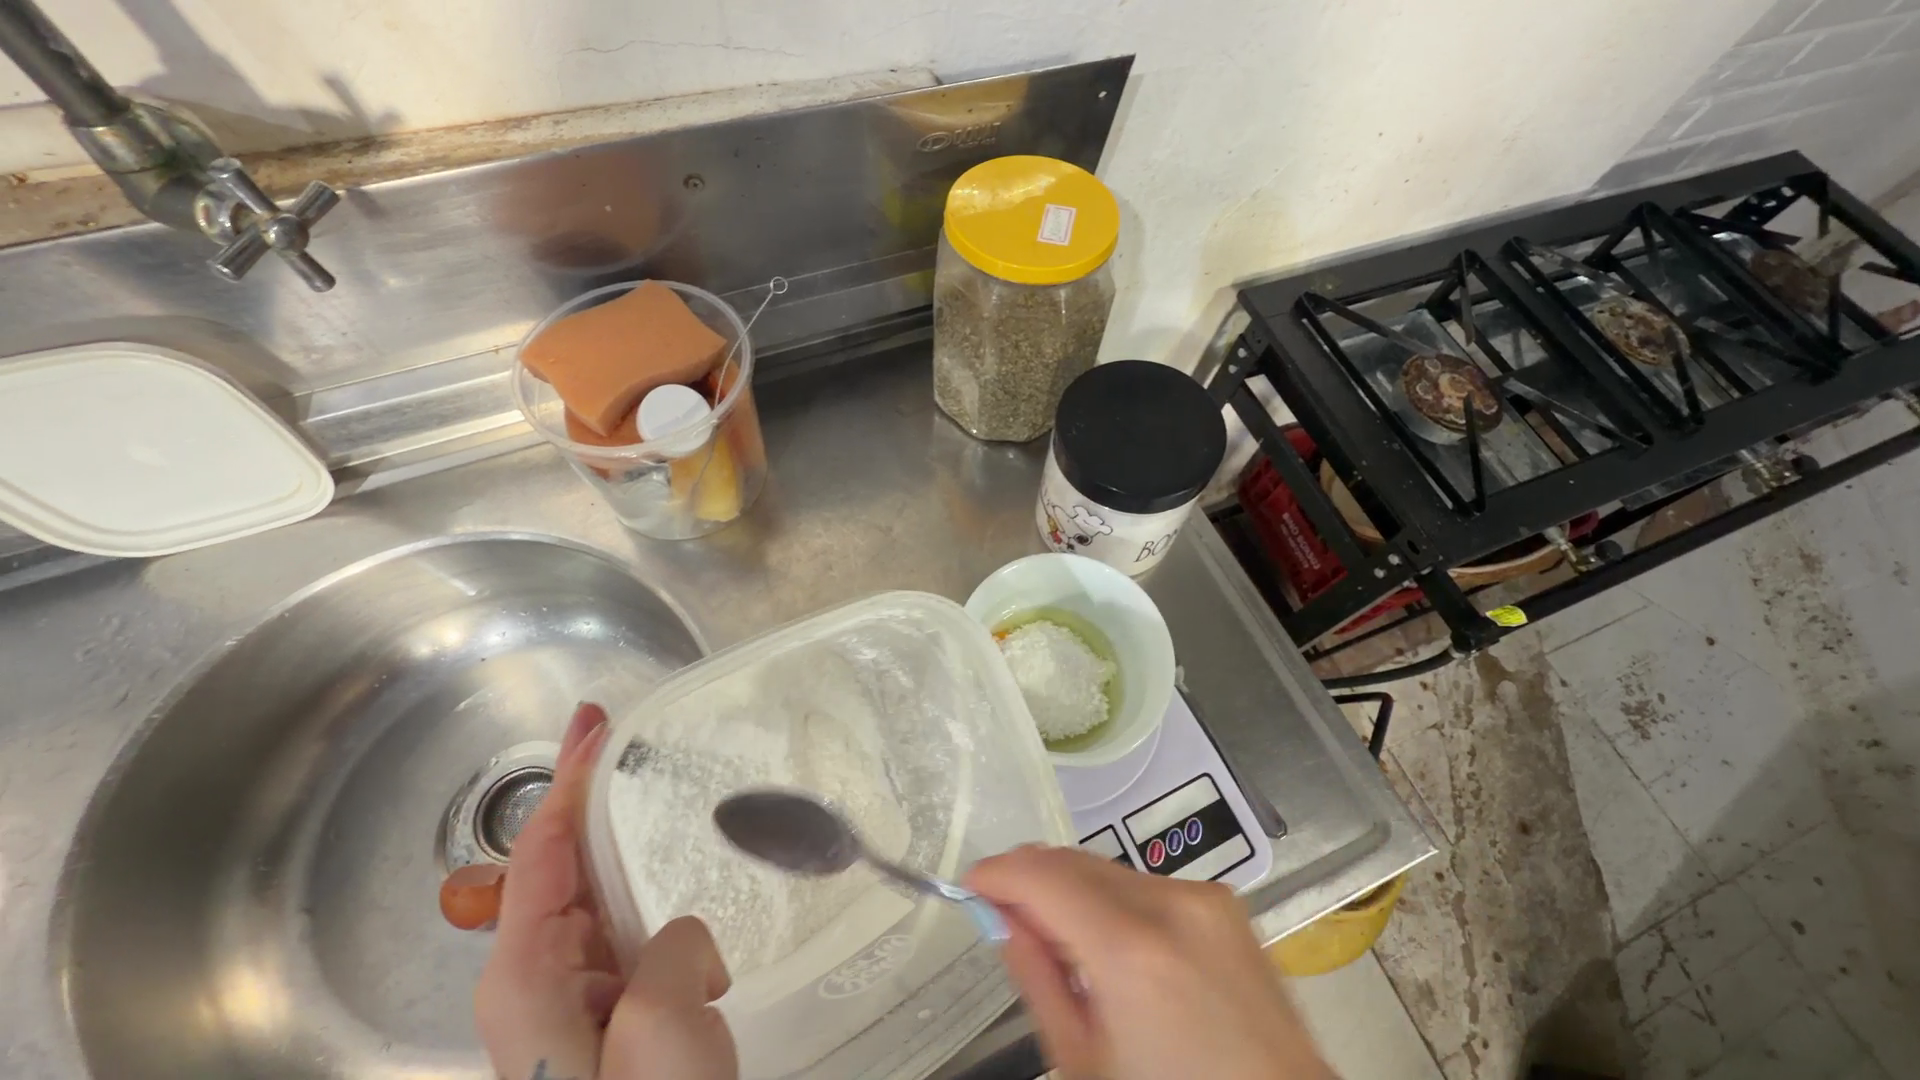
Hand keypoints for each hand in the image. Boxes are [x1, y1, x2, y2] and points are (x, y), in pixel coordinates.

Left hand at [476, 702, 738, 1079]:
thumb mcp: (667, 1024)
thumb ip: (672, 949)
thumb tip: (678, 943)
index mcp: (527, 976)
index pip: (539, 851)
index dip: (566, 780)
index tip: (594, 723)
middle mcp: (535, 984)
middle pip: (559, 867)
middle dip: (590, 801)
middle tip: (626, 743)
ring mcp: (568, 1008)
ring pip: (595, 903)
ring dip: (627, 857)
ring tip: (662, 813)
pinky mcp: (605, 1026)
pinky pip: (625, 944)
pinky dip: (657, 916)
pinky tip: (696, 930)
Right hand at [966, 846, 1333, 1079]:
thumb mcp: (1084, 1060)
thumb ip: (1038, 977)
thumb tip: (1002, 918)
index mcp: (1132, 951)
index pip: (1044, 877)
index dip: (999, 874)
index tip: (972, 885)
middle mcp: (1172, 904)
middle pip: (1076, 862)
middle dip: (1032, 877)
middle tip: (1003, 909)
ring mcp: (1205, 898)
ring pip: (1110, 869)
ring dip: (1072, 887)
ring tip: (1058, 934)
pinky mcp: (1225, 903)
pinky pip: (1147, 884)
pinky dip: (1114, 899)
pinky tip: (1109, 939)